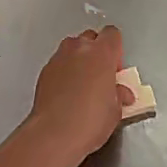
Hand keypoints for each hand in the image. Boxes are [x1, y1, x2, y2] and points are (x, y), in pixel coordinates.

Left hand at [23, 26, 128, 162]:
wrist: (55, 133)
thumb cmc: (90, 121)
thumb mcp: (115, 110)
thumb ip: (119, 94)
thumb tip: (121, 93)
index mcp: (102, 53)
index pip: (112, 34)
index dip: (116, 49)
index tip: (116, 68)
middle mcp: (79, 48)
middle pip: (91, 37)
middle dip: (97, 52)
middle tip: (101, 76)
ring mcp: (59, 57)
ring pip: (73, 48)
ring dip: (79, 60)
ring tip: (83, 84)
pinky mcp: (45, 69)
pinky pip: (59, 62)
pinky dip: (64, 71)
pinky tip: (67, 93)